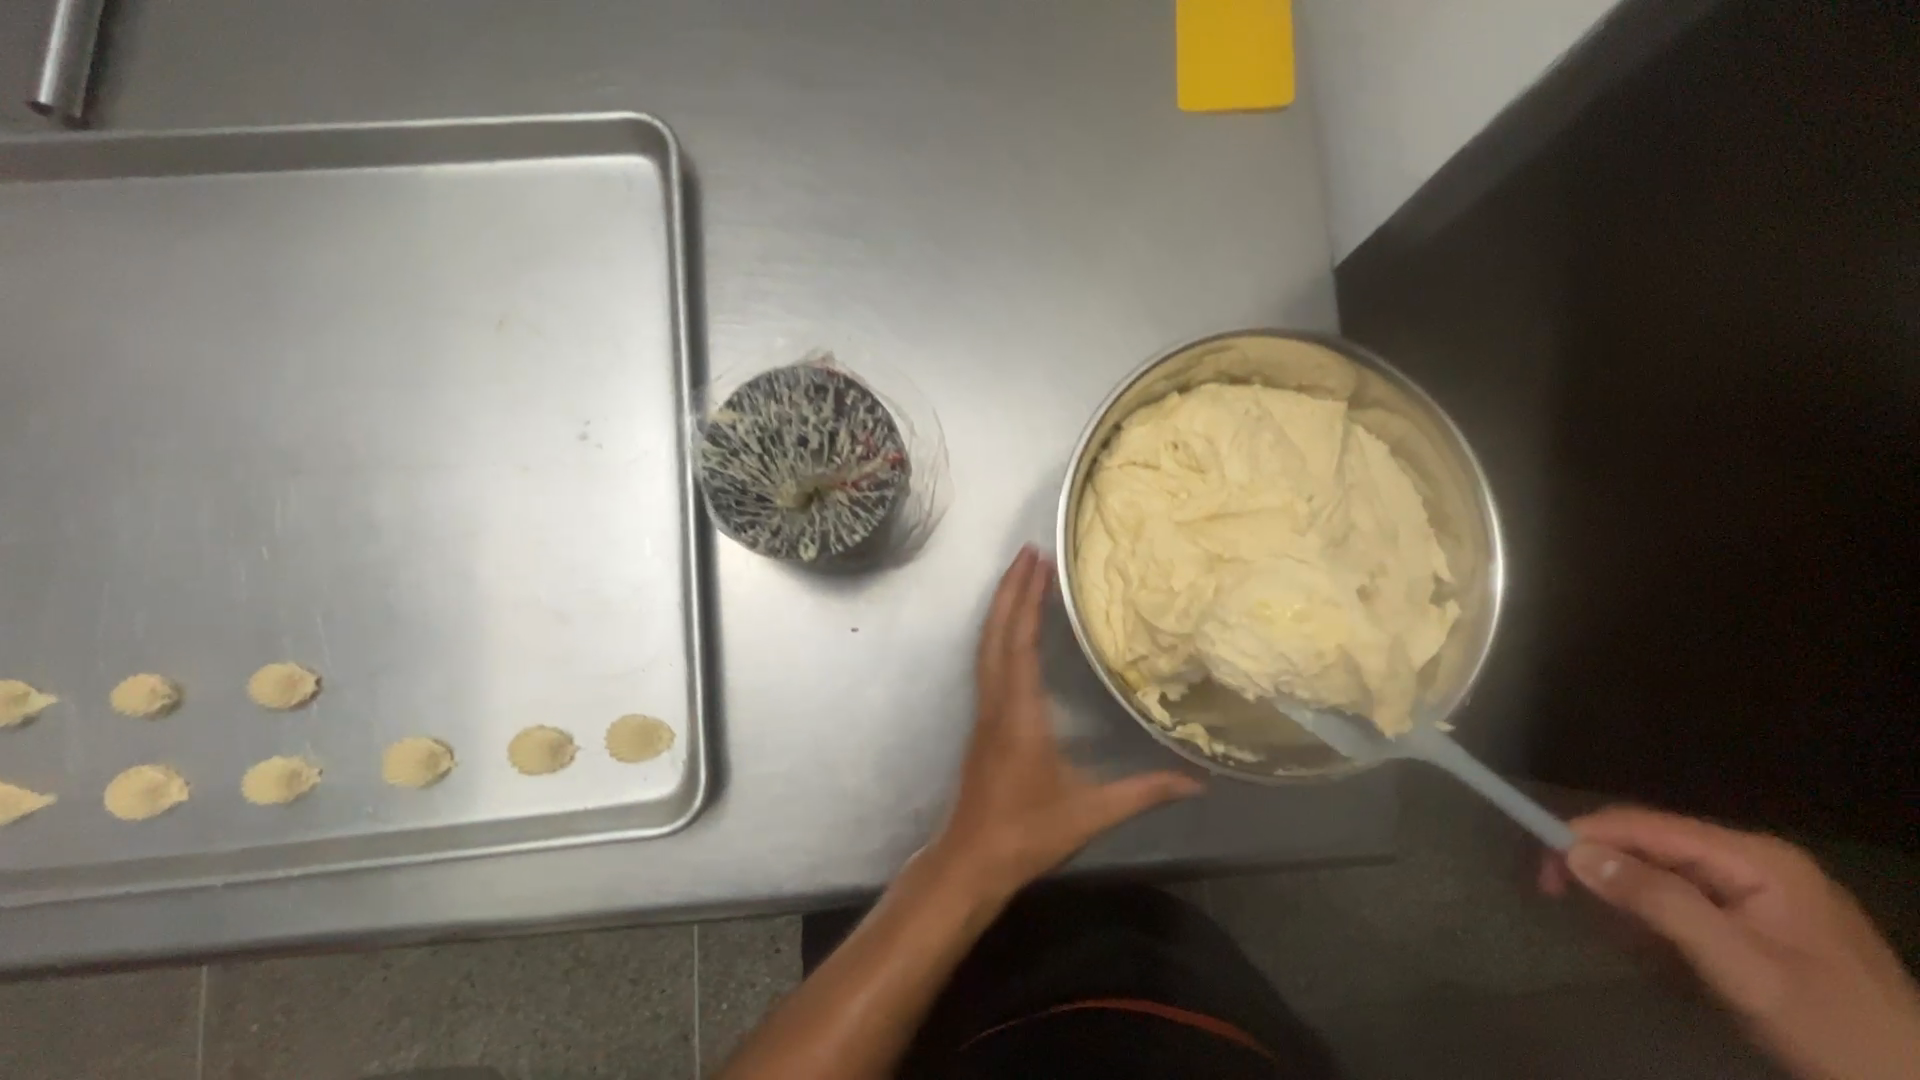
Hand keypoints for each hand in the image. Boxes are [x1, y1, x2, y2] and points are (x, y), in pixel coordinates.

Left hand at [926, 546, 1202, 902]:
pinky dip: (998, 633)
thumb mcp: (1091, 814)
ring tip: (1019, 576)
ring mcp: (984, 712)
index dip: (1028, 600)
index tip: (1038, 563)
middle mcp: (996, 703)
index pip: (1020, 644)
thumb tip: (1197, 781)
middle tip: (1028, 552)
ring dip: (1002, 608)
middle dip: (1011, 590)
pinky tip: (1011, 629)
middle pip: (996, 634)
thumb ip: (1144, 792)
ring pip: (986, 646)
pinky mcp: (982, 723)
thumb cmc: (1027, 834)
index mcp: (1019, 714)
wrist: (972, 859)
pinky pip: (986, 663)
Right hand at [1542, 806, 1919, 1079]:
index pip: (1650, 826)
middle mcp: (1759, 861)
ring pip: (1668, 869)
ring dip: (1627, 889)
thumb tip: (1577, 852)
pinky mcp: (1765, 919)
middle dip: (1602, 862)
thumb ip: (1660, 904)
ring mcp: (1766, 890)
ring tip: (1599, 920)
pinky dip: (1655, 910)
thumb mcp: (1740, 967)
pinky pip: (1690, 896)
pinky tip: (1645, 938)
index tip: (1542, 868)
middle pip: (1656, 843)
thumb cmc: (1831, 1027)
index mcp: (1758, 859)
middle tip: (1554, 893)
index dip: (1588, 836)